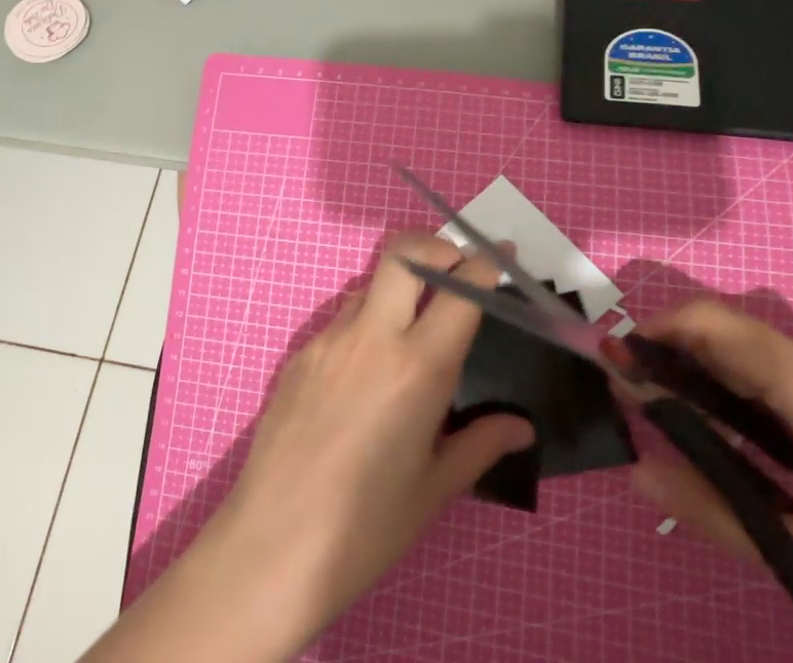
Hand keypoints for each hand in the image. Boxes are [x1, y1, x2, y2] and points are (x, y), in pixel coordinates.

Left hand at [82, 234, 534, 662]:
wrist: (271, 545)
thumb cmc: (366, 525)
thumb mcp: (435, 488)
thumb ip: (481, 444)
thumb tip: (521, 427)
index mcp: (417, 367)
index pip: (459, 288)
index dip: (485, 264)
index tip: (501, 256)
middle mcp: (370, 338)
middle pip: (402, 253)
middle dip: (436, 247)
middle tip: (458, 272)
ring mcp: (325, 343)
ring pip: (368, 287)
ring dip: (398, 291)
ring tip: (414, 336)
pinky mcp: (296, 359)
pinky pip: (339, 323)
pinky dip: (366, 327)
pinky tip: (369, 378)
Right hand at [609, 302, 792, 662]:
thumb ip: (718, 511)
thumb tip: (636, 471)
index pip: (714, 326)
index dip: (651, 332)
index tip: (607, 363)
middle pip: (743, 343)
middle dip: (683, 370)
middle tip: (645, 421)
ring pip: (780, 368)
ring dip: (727, 394)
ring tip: (702, 451)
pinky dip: (772, 409)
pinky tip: (776, 465)